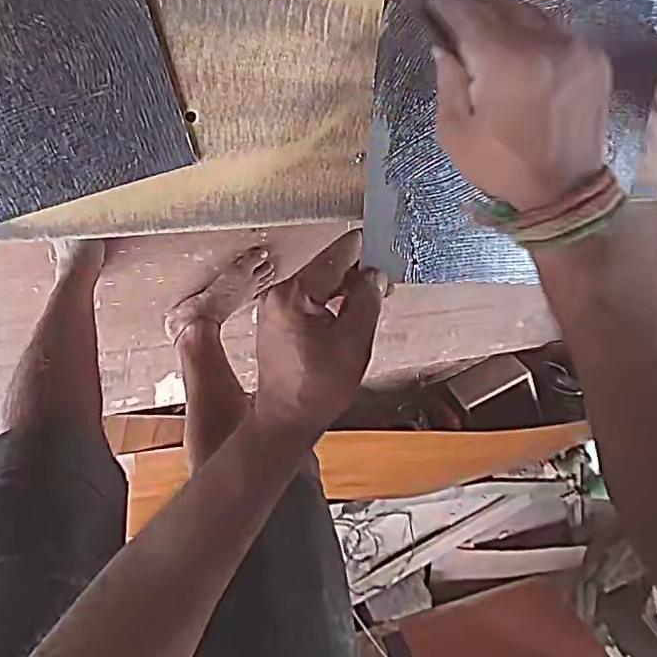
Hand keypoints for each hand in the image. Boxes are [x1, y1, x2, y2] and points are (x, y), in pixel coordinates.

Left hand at [252, 230, 384, 440]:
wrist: (286, 420)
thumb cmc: (317, 388)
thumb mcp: (354, 341)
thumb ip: (365, 300)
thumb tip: (374, 274)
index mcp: (292, 296)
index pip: (332, 258)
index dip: (360, 248)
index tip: (378, 237)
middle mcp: (276, 296)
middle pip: (323, 270)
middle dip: (354, 272)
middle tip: (384, 279)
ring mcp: (272, 308)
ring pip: (316, 285)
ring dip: (343, 287)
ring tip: (372, 297)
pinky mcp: (275, 321)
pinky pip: (306, 299)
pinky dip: (329, 300)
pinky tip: (349, 310)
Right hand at [429, 0, 611, 211]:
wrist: (563, 192)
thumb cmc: (501, 167)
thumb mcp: (455, 130)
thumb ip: (449, 80)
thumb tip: (444, 46)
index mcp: (507, 63)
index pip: (470, 15)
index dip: (446, 6)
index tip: (430, 5)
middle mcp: (546, 44)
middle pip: (502, 5)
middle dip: (473, 6)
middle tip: (450, 15)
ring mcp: (575, 48)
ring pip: (531, 12)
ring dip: (502, 15)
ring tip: (481, 29)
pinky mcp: (592, 59)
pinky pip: (554, 31)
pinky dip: (529, 31)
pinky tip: (514, 48)